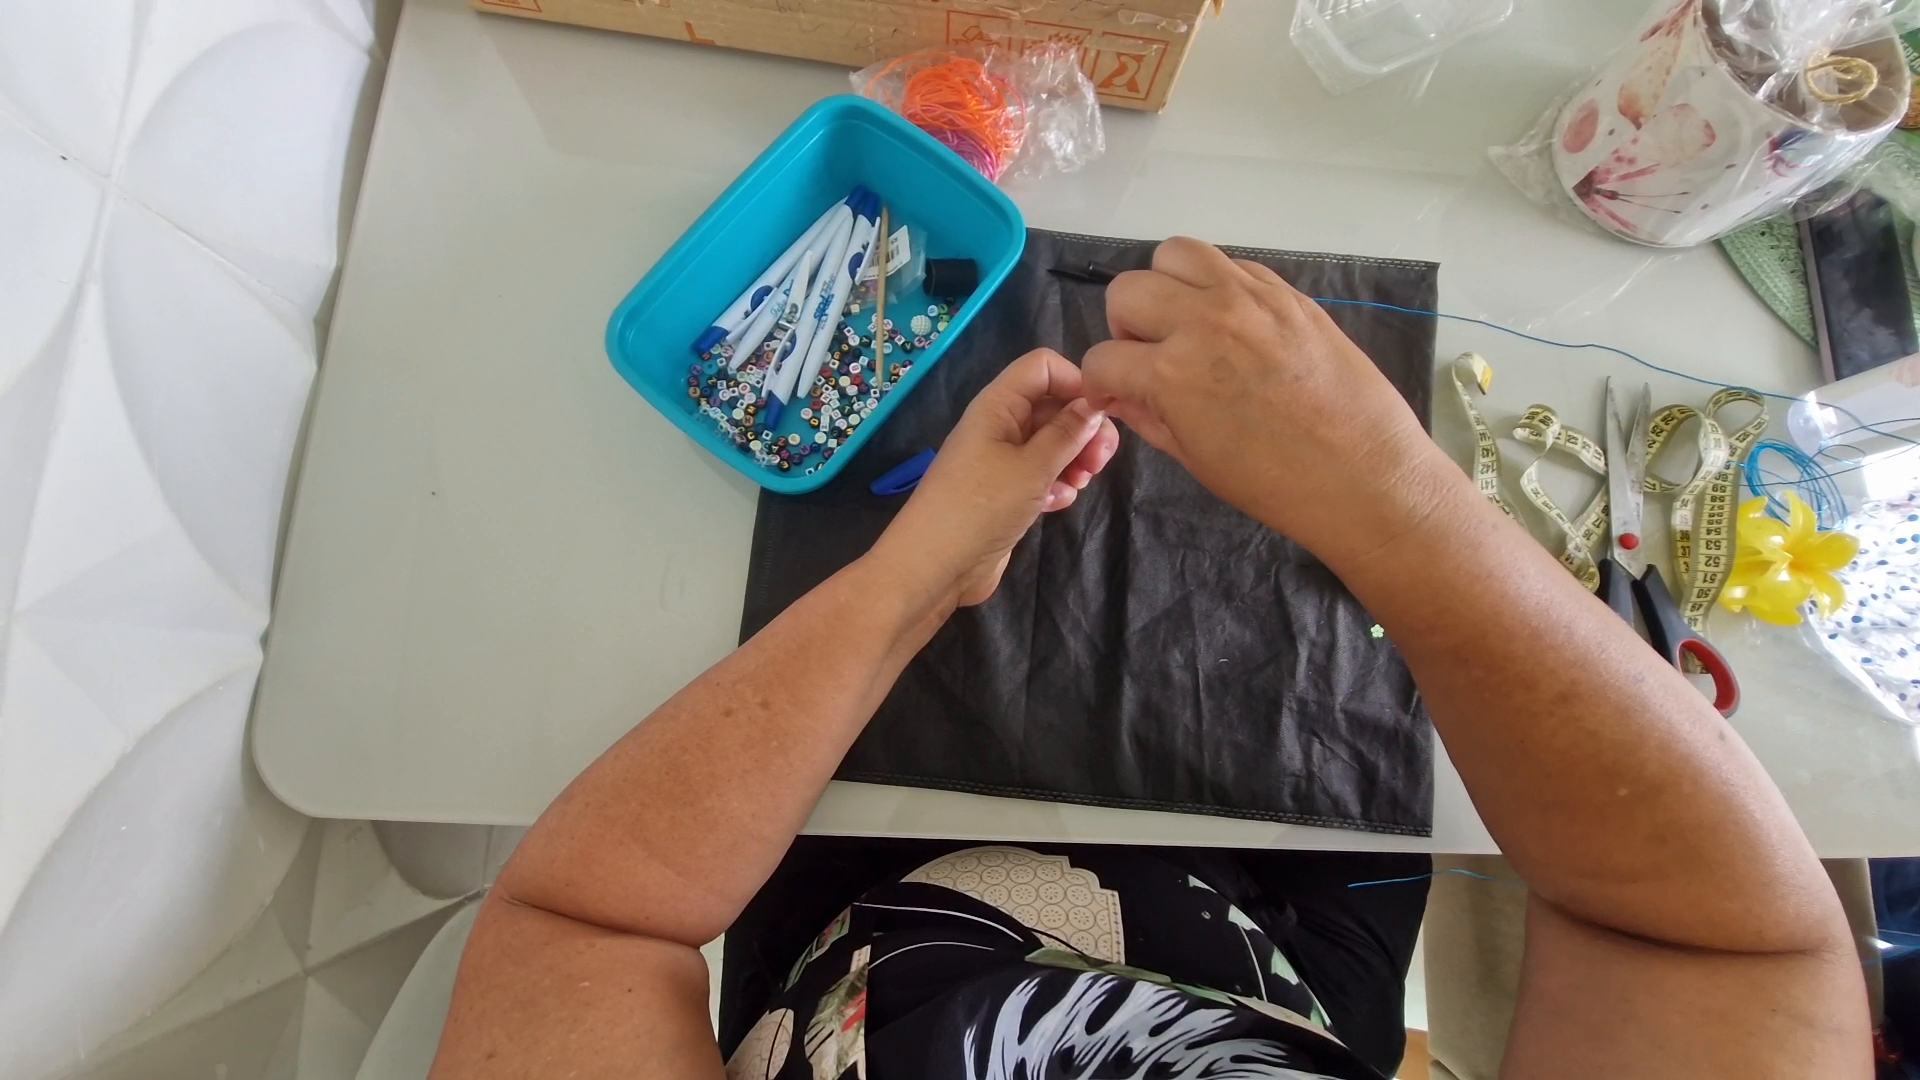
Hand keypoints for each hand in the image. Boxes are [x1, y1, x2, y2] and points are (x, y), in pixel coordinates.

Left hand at [870, 348, 1120, 608]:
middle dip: (1082, 429)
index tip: (1103, 415)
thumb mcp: (1033, 466)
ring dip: (1073, 460)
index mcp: (998, 405)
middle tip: (1100, 462)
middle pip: (1053, 407)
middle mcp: (999, 426)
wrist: (936, 567)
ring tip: (1079, 484)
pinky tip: (1057, 504)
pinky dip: (1055, 485)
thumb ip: (1068, 432)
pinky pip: (1041, 476)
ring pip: (1051, 445)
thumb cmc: (982, 507)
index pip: (1043, 367)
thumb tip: (1094, 404)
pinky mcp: (1006, 494)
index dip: (1077, 382)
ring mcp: (1002, 462)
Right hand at [1080, 237, 1451, 565]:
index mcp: (1170, 373)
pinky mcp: (1284, 290)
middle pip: (1127, 291)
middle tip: (1148, 356)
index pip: (1101, 358)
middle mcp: (1202, 320)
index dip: (1099, 382)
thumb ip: (1145, 415)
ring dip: (1165, 288)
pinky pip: (1227, 263)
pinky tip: (1229, 323)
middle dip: (1124, 328)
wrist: (1358, 473)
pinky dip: (1212, 286)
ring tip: (1183, 323)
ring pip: (1173, 254)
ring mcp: (1246, 297)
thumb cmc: (1269, 482)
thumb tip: (1118, 395)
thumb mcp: (1190, 456)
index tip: (1113, 395)